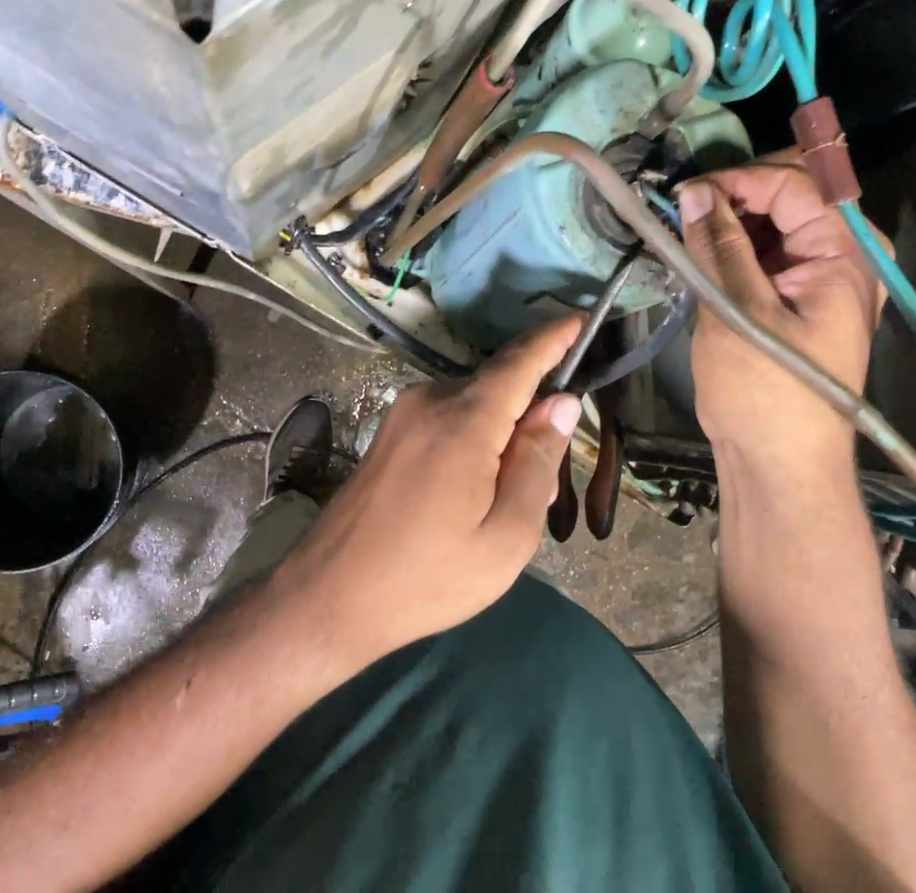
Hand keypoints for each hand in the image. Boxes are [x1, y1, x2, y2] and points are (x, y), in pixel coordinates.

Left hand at [268, 317, 583, 660]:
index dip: (556, 338)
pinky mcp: (387, 435)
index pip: (520, 361)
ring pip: (472, 406)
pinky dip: (474, 441)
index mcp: (463, 420)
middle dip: (532, 414)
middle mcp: (429, 401)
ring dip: (501, 433)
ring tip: (509, 499)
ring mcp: (402, 416)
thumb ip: (538, 461)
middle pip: (498, 386)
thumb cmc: (428, 577)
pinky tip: (473, 493)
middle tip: (548, 476)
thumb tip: (560, 403)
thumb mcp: (506, 535)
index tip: (584, 319)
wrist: (330, 597)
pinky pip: (446, 421)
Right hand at [678, 162, 883, 483]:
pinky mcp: (796, 294)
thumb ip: (717, 247)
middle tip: (685, 206)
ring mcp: (821, 274)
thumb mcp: (737, 314)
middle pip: (792, 191)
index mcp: (846, 253)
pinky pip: (765, 249)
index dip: (738, 180)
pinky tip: (698, 252)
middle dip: (736, 190)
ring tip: (684, 229)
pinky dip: (731, 243)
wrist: (778, 461)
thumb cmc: (766, 393)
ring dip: (729, 216)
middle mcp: (844, 253)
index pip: (795, 185)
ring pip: (774, 217)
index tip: (684, 196)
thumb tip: (692, 191)